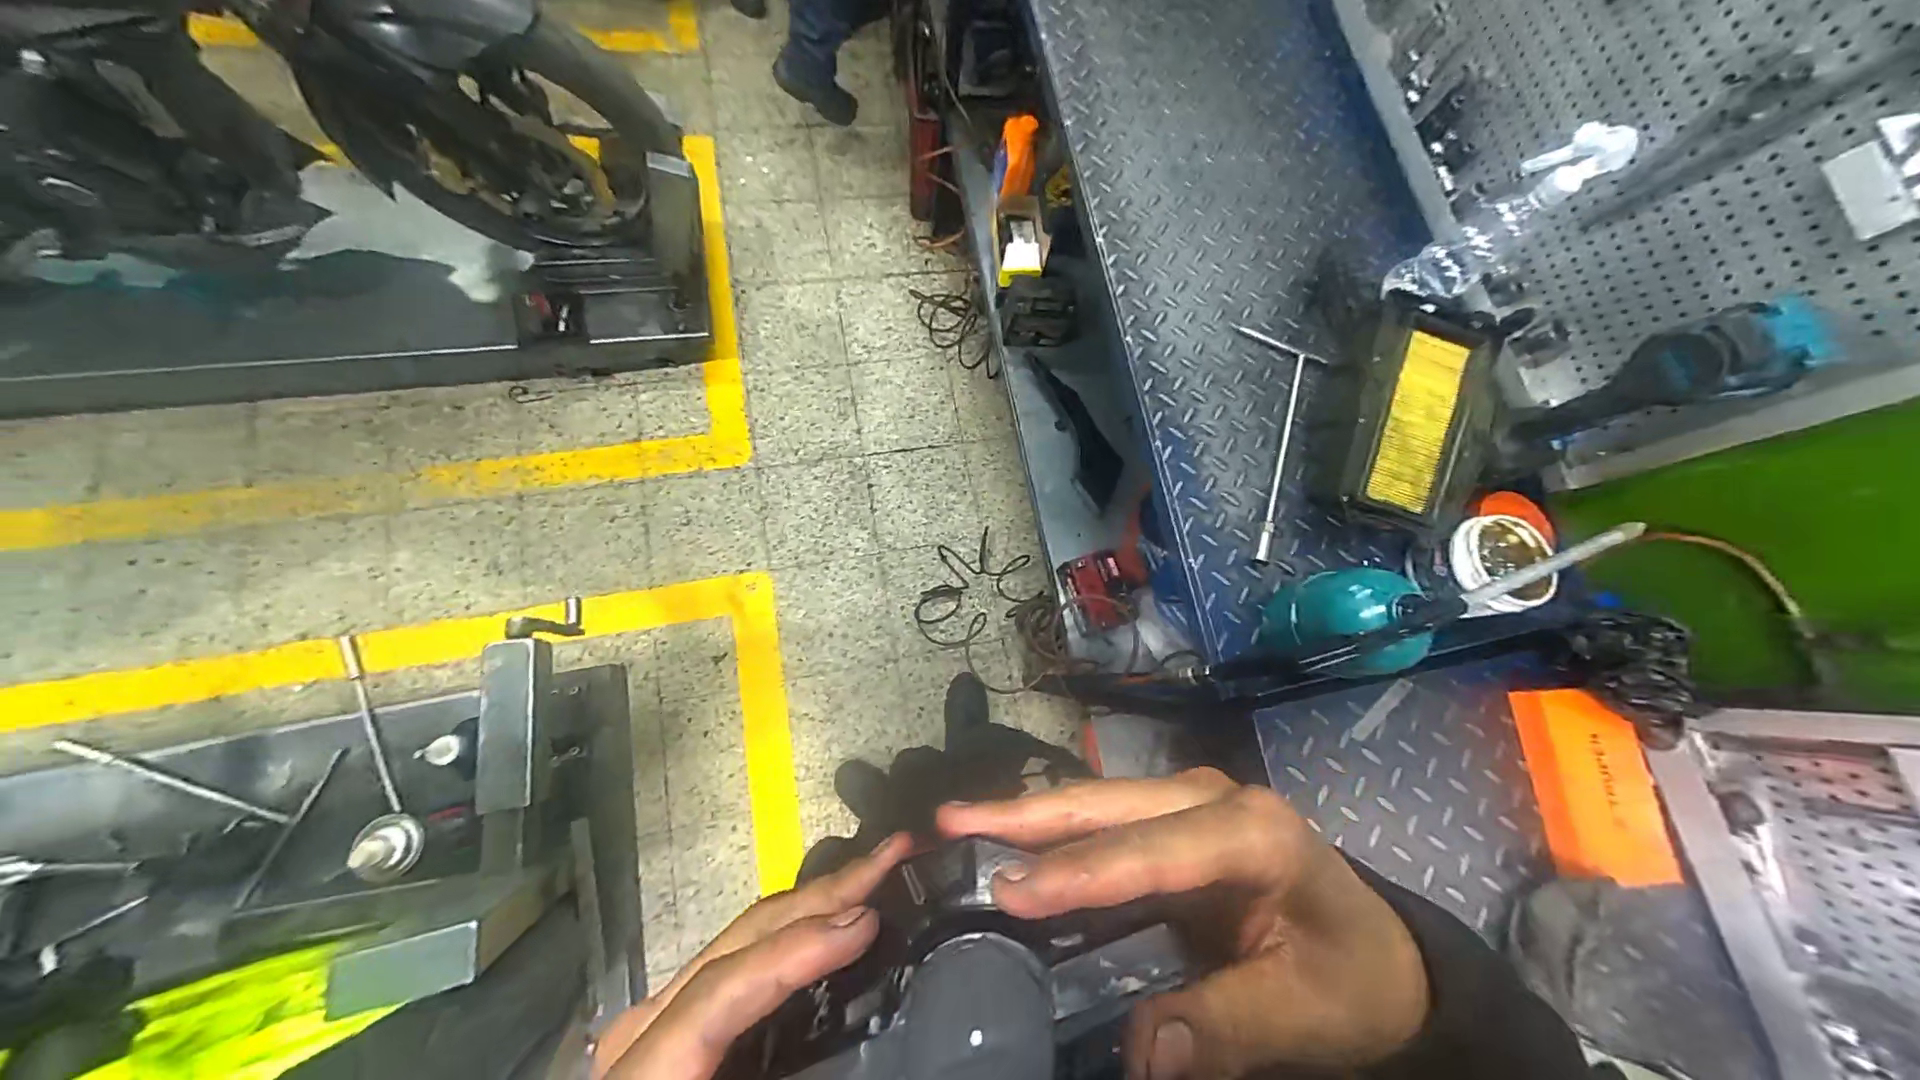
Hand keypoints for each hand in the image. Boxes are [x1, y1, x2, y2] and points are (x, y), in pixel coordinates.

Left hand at [591, 833, 912, 1079]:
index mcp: (649, 1066)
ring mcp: (668, 1011)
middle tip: (893, 854)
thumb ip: (792, 1079)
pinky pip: (750, 953)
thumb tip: (862, 1047)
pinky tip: (835, 920)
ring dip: (820, 900)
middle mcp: (654, 1021)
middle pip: (748, 931)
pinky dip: (799, 927)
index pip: (726, 987)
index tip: (867, 922)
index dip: (798, 949)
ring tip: (876, 873)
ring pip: (752, 931)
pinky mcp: (684, 1015)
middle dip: (828, 889)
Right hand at [938, 769, 1428, 1079]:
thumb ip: (1223, 1027)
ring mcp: (1186, 799)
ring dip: (1027, 815)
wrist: (1383, 952)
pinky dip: (1052, 831)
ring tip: (960, 822)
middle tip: (949, 821)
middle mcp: (1209, 796)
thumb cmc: (1352, 978)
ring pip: (1095, 802)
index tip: (1008, 892)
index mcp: (1251, 831)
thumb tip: (1138, 1052)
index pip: (1149, 851)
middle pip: (1106, 804)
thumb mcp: (1303, 1016)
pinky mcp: (1170, 817)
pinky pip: (1102, 820)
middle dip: (1025, 815)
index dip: (1077, 873)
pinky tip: (1009, 840)